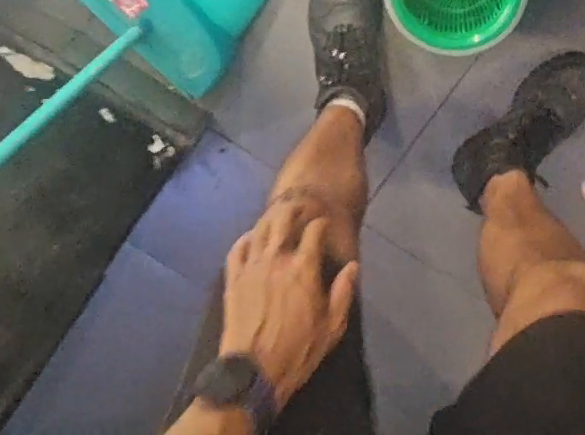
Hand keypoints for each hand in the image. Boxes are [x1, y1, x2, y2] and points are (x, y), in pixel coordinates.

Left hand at [218, 201, 358, 402]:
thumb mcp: (331, 327)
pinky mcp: (233, 280)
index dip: (321, 223)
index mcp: (303, 267)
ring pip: (259, 229)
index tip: (324, 225)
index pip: (314, 230)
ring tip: (276, 218)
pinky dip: (244, 239)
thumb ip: (343, 292)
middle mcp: (277, 259)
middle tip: (299, 209)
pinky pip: (236, 249)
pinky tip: (250, 239)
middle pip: (283, 219)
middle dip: (293, 210)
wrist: (252, 374)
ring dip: (269, 219)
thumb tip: (352, 266)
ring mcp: (252, 267)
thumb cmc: (297, 351)